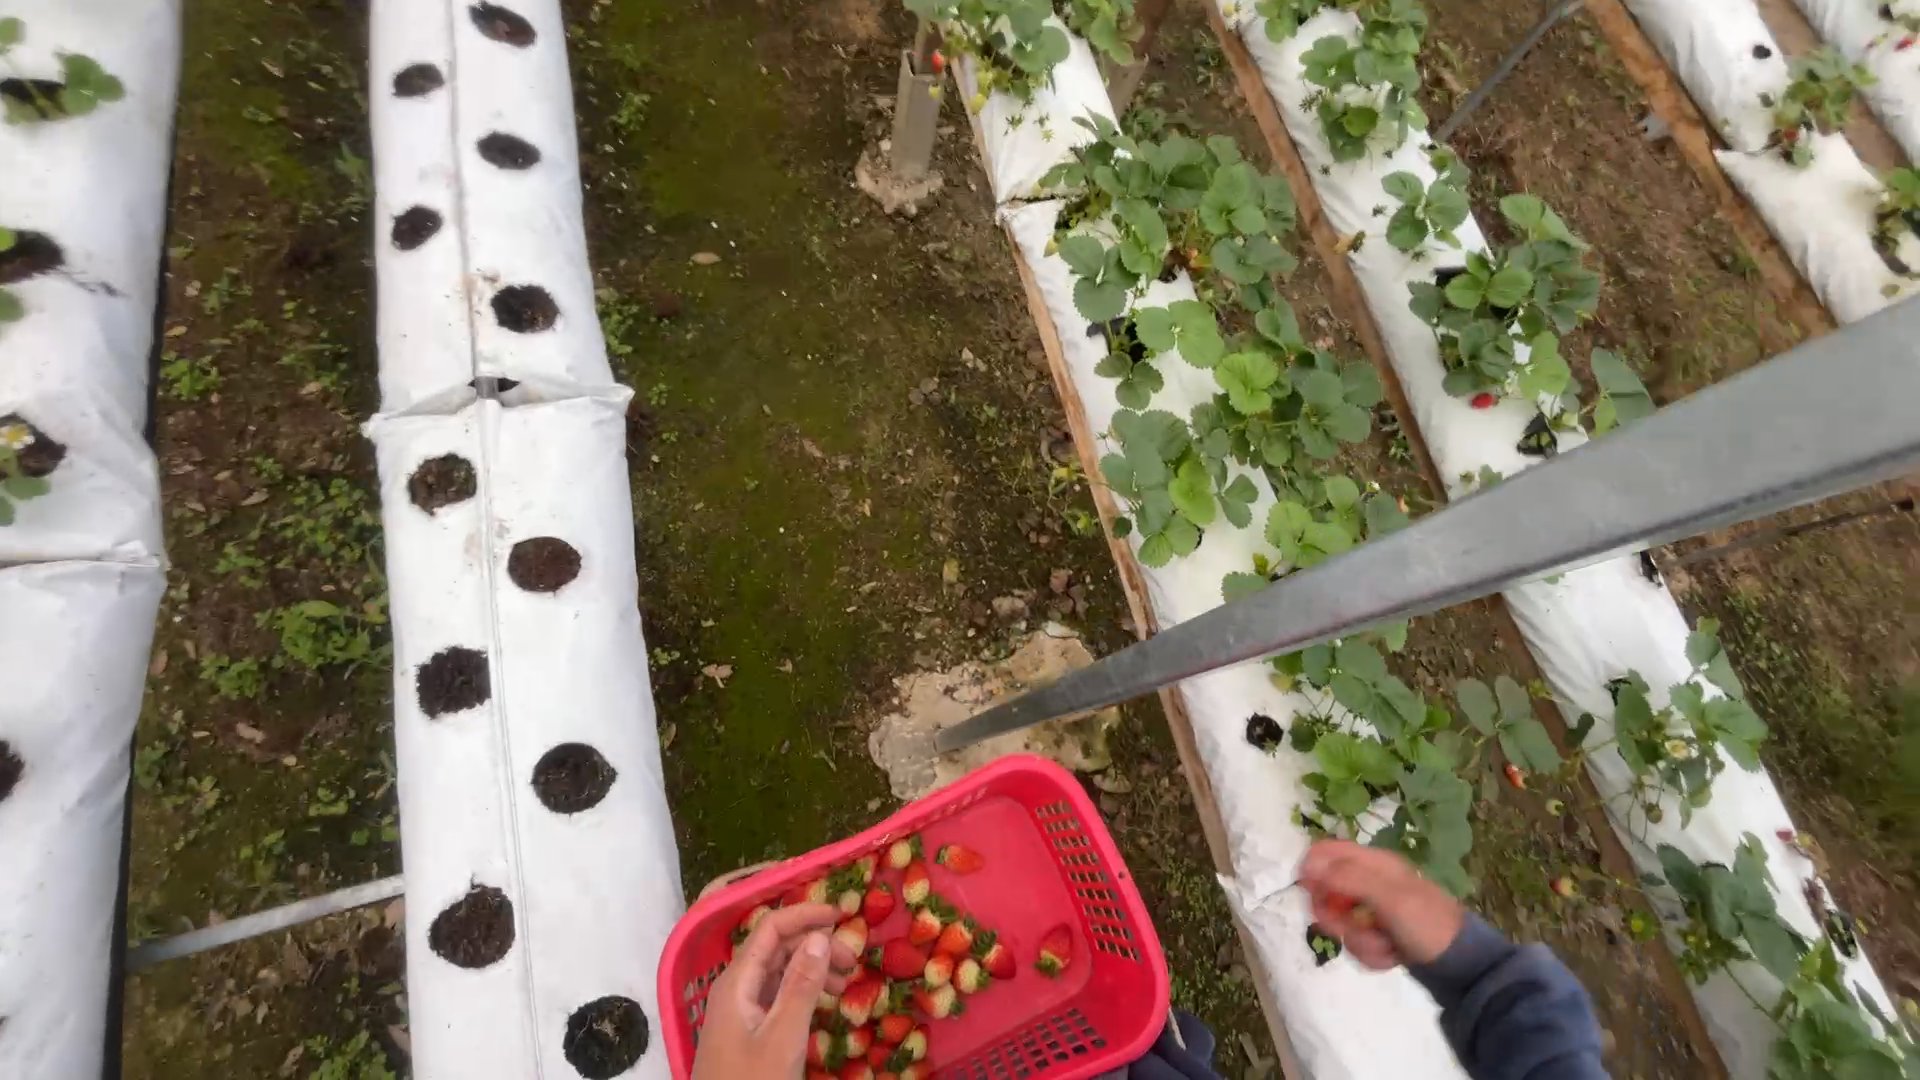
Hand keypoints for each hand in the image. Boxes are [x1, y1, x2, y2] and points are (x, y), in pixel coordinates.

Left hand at [690, 903, 858, 1079]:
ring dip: (813, 967)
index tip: (844, 918)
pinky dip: (804, 990)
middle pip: (778, 947)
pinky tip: (824, 1002)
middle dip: (816, 944)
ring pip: (780, 970)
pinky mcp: (748, 1031)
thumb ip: (801, 984)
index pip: (772, 927)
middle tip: (852, 961)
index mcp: (737, 981)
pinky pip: (778, 995)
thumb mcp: (783, 1038)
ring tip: (844, 984)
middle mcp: (736, 987)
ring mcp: (740, 1010)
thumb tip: (821, 936)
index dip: (806, 914)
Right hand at [1296, 839, 1464, 969]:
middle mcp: (1369, 881)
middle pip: (1326, 889)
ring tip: (1382, 946)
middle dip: (1334, 914)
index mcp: (1372, 862)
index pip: (1326, 851)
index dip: (1311, 869)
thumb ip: (1347, 878)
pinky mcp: (1378, 932)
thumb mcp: (1388, 896)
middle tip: (1344, 929)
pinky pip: (1355, 939)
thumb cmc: (1427, 923)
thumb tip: (1307, 865)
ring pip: (1340, 919)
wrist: (1465, 968)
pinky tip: (1389, 956)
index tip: (1310, 893)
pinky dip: (1368, 951)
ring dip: (1355, 938)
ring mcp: (1373, 908)